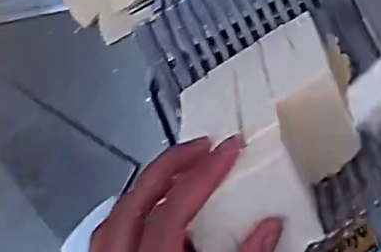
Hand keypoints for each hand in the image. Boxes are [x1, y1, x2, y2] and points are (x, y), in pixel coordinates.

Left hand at [90, 136, 284, 251]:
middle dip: (171, 163)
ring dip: (149, 185)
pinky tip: (157, 213)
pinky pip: (110, 235)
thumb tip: (270, 223)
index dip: (204, 173)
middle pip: (136, 198)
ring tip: (182, 171)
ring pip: (116, 214)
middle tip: (204, 146)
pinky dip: (134, 213)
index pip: (174, 207)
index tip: (230, 147)